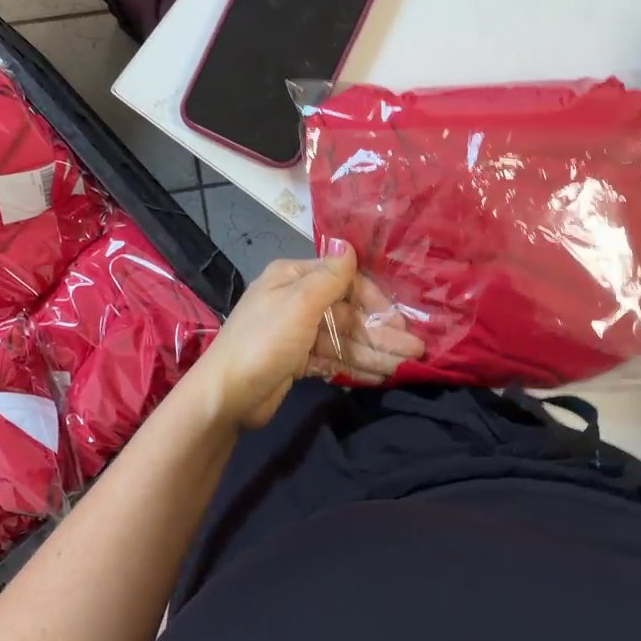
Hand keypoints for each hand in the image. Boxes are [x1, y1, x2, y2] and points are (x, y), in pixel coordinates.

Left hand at [190, 239, 424, 429]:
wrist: (226, 396)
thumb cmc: (263, 342)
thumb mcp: (299, 304)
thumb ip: (329, 276)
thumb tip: (349, 243)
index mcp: (292, 278)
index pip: (343, 280)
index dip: (374, 299)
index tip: (399, 320)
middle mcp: (295, 301)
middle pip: (347, 312)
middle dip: (380, 331)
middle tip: (414, 350)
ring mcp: (296, 333)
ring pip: (344, 338)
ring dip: (375, 351)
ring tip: (407, 367)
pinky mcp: (296, 361)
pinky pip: (333, 358)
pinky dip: (356, 366)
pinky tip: (382, 376)